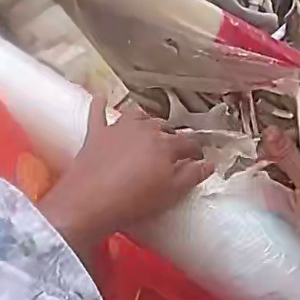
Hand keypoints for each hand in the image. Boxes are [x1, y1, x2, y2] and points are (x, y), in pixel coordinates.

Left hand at [37, 99, 211, 252]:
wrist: (91, 201)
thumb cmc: (134, 200)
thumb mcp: (171, 193)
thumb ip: (191, 176)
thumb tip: (209, 164)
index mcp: (165, 144)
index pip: (188, 142)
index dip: (196, 151)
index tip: (198, 159)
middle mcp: (144, 129)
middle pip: (163, 127)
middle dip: (171, 136)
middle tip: (172, 150)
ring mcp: (118, 129)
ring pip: (136, 116)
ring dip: (145, 120)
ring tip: (149, 129)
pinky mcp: (96, 134)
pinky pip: (97, 112)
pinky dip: (100, 105)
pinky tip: (102, 97)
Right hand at [261, 128, 299, 299]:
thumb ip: (286, 153)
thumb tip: (270, 131)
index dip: (283, 141)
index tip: (265, 151)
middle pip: (298, 154)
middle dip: (280, 163)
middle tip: (267, 170)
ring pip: (295, 174)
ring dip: (282, 180)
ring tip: (276, 189)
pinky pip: (296, 192)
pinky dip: (286, 196)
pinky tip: (281, 202)